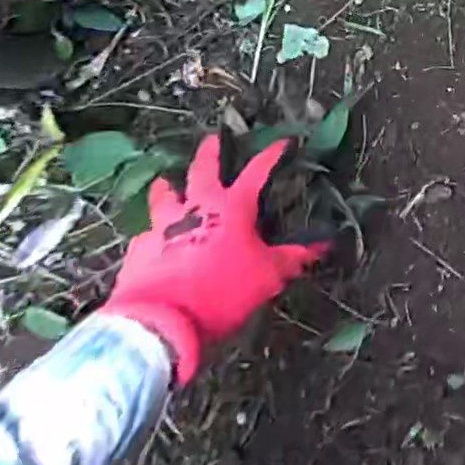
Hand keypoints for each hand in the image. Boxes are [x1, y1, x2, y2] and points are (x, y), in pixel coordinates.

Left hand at [100, 136, 327, 382]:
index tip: (283, 142)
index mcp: (232, 207)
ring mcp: (163, 229)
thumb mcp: (269, 274)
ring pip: (164, 199)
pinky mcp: (138, 253)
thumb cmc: (221, 290)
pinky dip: (153, 233)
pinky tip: (153, 240)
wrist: (157, 324)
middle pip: (201, 172)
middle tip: (212, 140)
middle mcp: (197, 209)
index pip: (257, 171)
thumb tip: (326, 245)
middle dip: (210, 153)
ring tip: (165, 182)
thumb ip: (295, 257)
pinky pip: (146, 236)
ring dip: (167, 189)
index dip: (271, 155)